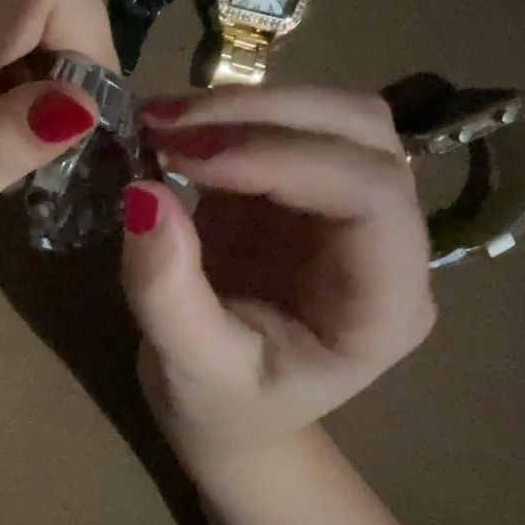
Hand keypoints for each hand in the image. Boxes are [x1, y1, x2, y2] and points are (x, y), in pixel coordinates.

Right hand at [118, 87, 435, 467]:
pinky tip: (168, 131)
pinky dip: (222, 120)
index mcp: (383, 303)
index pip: (370, 196)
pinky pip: (276, 132)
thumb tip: (141, 194)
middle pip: (360, 136)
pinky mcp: (295, 196)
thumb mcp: (189, 368)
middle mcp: (383, 244)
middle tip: (162, 125)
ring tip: (157, 122)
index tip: (187, 156)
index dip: (285, 159)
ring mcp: (341, 212)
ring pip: (327, 119)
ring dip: (244, 106)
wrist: (226, 418)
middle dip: (262, 115)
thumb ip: (167, 290)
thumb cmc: (221, 410)